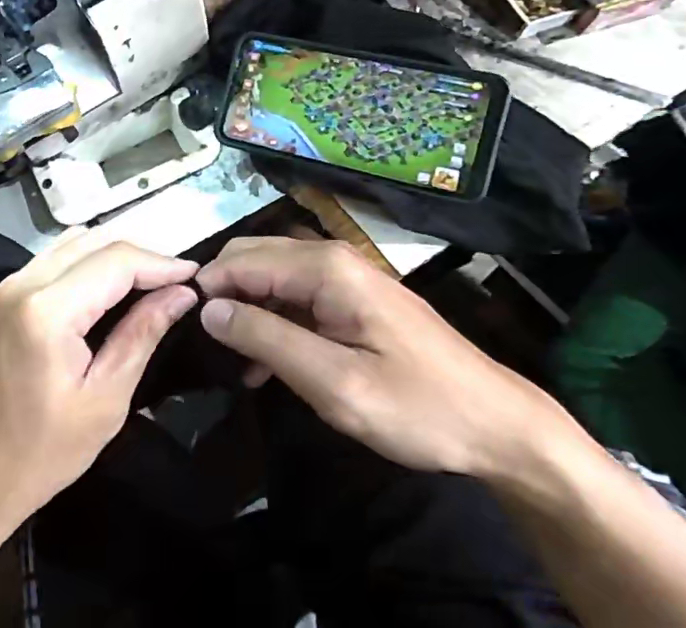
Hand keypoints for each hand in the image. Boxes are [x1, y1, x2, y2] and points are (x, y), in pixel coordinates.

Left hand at [0, 230, 199, 557]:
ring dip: (113, 253)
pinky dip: (87, 261)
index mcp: (47, 309)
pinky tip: (109, 287)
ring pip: (72, 242)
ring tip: (150, 283)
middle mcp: (23, 283)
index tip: (197, 277)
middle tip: (176, 282)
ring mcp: (7, 286)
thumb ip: (142, 335)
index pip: (116, 261)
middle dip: (140, 254)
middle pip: (94, 240)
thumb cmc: (41, 453)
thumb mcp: (104, 400)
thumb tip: (181, 294)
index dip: (161, 263)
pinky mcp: (1, 297)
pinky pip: (53, 258)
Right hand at [196, 236, 576, 479]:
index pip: (242, 260)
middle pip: (254, 258)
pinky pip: (295, 298)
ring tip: (238, 366)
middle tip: (211, 347)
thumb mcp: (335, 382)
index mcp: (326, 268)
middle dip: (225, 296)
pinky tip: (267, 366)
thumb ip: (267, 339)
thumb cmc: (418, 407)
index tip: (187, 329)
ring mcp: (344, 278)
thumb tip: (208, 309)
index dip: (208, 290)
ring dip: (247, 313)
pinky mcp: (352, 300)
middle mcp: (331, 258)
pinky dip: (273, 323)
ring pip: (271, 278)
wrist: (499, 427)